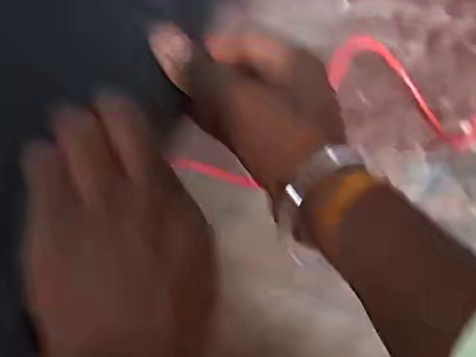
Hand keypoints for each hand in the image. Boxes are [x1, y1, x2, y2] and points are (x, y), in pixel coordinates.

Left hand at [21, 94, 215, 356]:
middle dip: (98, 126)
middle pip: (111, 114)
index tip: (128, 157)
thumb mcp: (196, 285)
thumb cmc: (172, 347)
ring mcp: (95, 202)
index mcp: (188, 221)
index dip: (133, 142)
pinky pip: (37, 161)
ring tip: (66, 180)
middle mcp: (145, 197)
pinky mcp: (51, 216)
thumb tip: (156, 208)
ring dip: (67, 148)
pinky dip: (43, 173)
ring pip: (68, 126)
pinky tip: (50, 205)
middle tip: (92, 154)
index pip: (156, 146)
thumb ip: (176, 236)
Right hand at [150, 24, 346, 194]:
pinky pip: (256, 130)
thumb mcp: (235, 101)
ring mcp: (300, 122)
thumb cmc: (279, 141)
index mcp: (297, 61)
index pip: (243, 40)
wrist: (316, 201)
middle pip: (247, 73)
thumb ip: (199, 72)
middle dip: (212, 80)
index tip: (178, 62)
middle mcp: (303, 86)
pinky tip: (204, 127)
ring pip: (250, 104)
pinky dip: (232, 127)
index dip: (207, 49)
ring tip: (183, 105)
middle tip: (177, 86)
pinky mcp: (293, 152)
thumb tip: (160, 37)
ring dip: (219, 105)